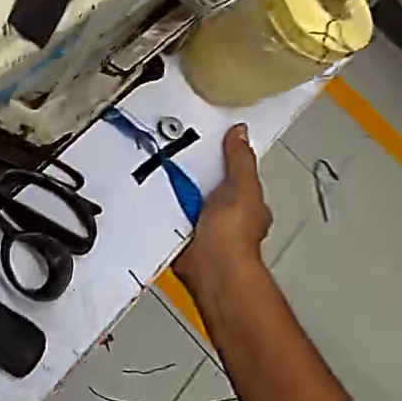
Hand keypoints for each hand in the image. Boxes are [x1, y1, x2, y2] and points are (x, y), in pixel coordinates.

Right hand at [174, 124, 271, 297]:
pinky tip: (155, 197)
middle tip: (175, 156)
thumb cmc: (235, 235)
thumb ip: (240, 159)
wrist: (210, 267)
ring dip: (174, 190)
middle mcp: (224, 214)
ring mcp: (202, 224)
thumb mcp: (242, 186)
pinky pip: (167, 213)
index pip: (232, 171)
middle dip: (190, 172)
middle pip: (204, 182)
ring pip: (184, 197)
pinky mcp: (181, 233)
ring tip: (162, 172)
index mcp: (245, 202)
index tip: (201, 141)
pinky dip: (161, 207)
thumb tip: (240, 133)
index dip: (218, 156)